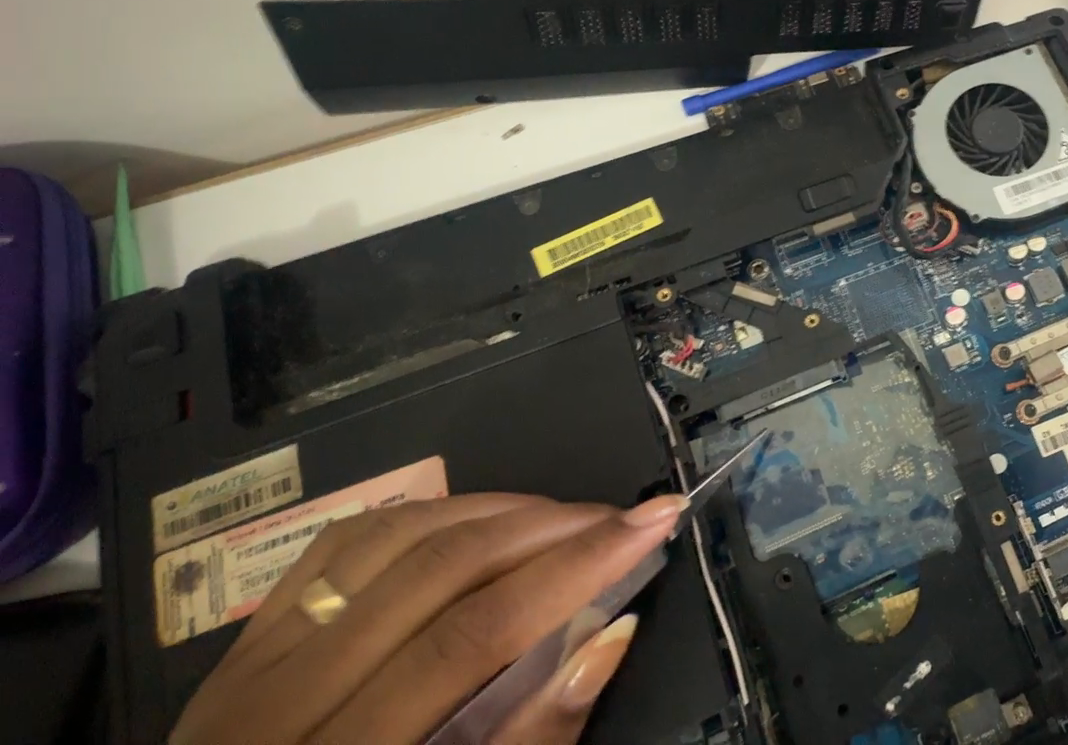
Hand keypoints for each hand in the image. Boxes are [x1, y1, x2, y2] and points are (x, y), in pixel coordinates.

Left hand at [170, 492, 685, 744]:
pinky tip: (485, 519)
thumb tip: (614, 634)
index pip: (476, 632)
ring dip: (503, 511)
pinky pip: (349, 539)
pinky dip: (434, 513)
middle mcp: (278, 699)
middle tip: (627, 515)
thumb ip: (530, 738)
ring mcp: (252, 659)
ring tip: (570, 518)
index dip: (577, 568)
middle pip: (442, 567)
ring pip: (399, 534)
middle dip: (554, 528)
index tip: (654, 521)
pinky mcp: (247, 638)